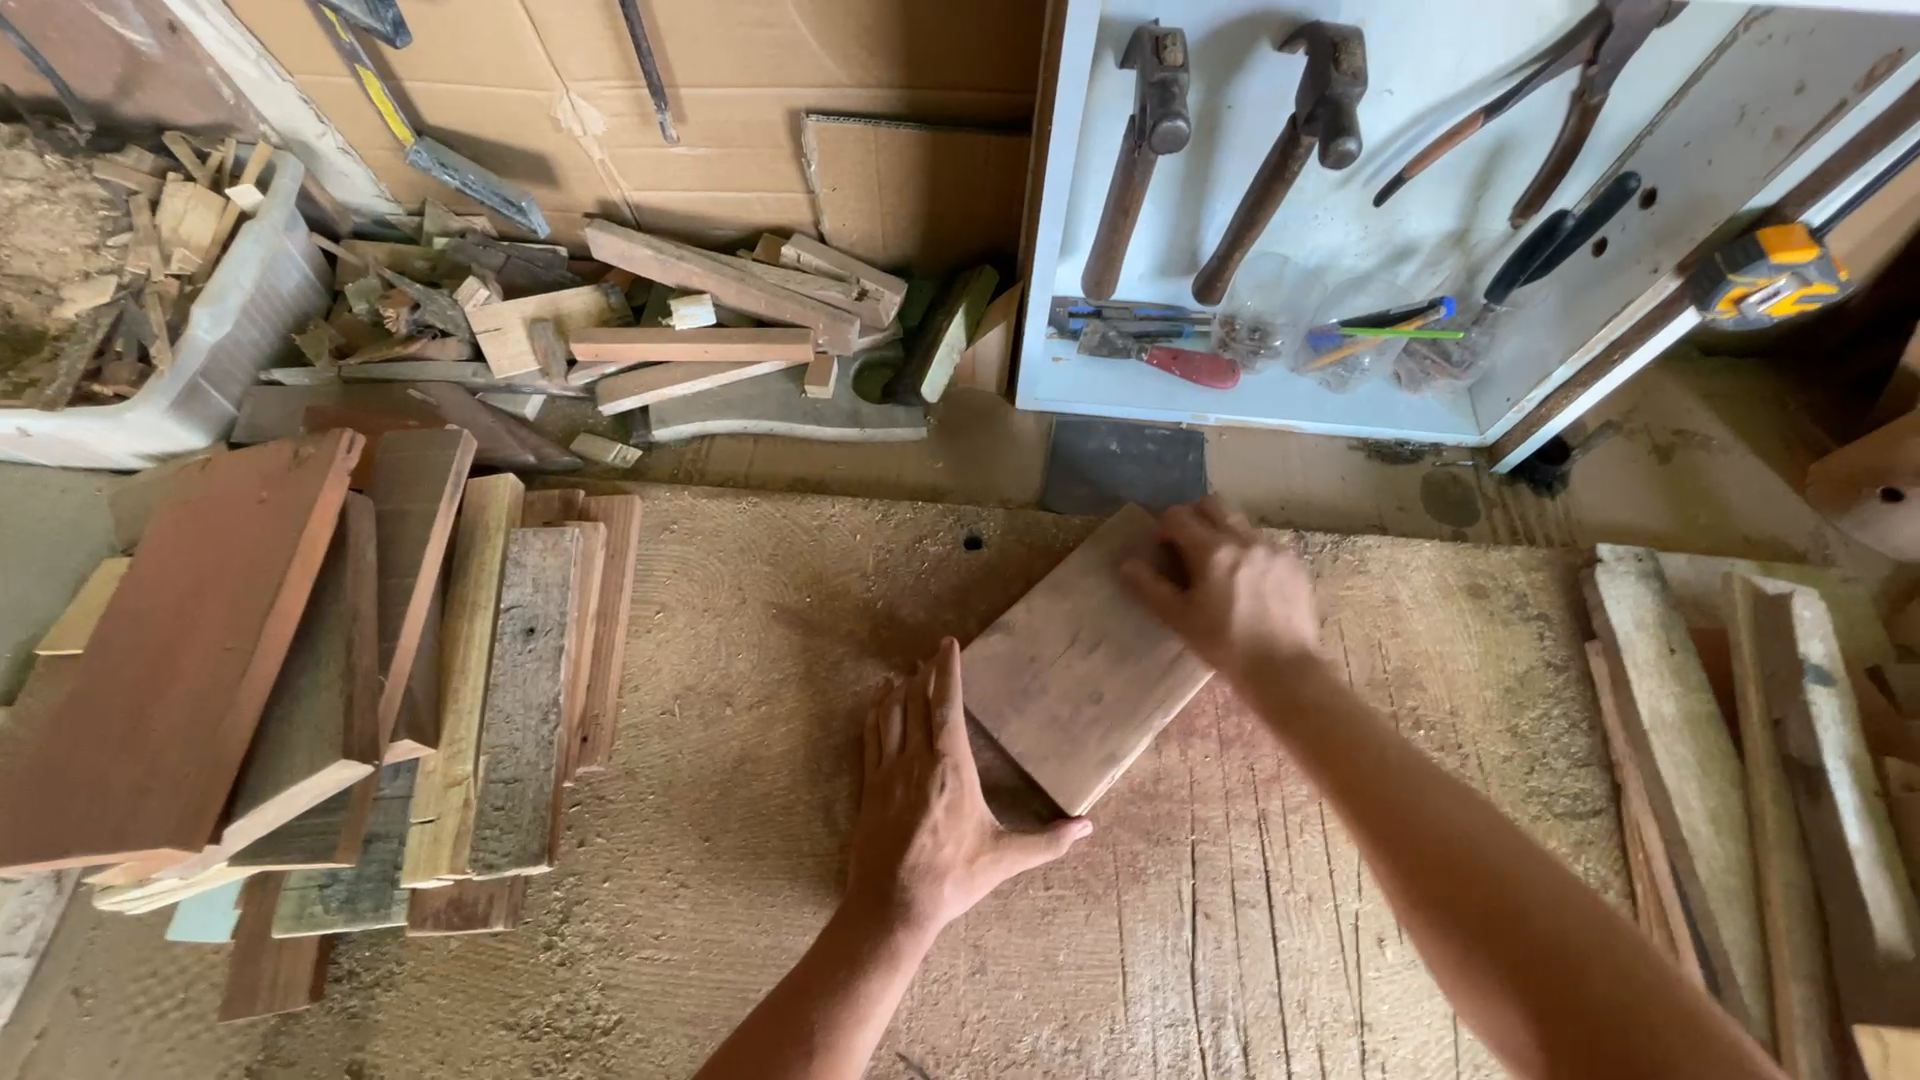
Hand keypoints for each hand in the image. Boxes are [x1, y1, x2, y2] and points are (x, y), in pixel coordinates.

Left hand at [845, 638, 1092, 939]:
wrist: (893, 904)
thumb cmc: (953, 878)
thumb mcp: (1005, 858)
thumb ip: (1048, 841)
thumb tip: (1087, 828)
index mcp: (952, 766)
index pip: (948, 704)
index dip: (948, 670)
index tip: (947, 645)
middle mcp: (917, 759)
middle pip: (917, 702)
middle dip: (924, 673)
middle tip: (929, 654)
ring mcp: (888, 772)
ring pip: (891, 716)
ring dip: (898, 690)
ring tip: (902, 672)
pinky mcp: (869, 788)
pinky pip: (870, 739)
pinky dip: (874, 715)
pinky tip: (876, 706)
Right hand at [1120, 496, 1323, 683]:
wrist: (1285, 669)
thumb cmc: (1225, 645)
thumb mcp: (1179, 620)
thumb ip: (1150, 588)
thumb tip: (1127, 565)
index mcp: (1212, 551)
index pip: (1178, 515)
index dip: (1164, 529)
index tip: (1163, 551)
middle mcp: (1244, 539)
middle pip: (1212, 503)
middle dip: (1194, 518)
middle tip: (1188, 549)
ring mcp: (1273, 548)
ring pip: (1240, 521)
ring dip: (1222, 533)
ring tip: (1220, 569)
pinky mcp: (1293, 562)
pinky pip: (1264, 542)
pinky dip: (1249, 551)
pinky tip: (1249, 583)